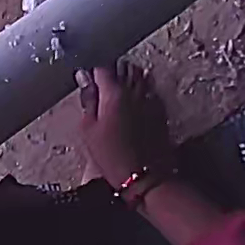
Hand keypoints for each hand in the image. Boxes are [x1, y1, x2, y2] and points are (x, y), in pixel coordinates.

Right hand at [76, 62, 171, 188]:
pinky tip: (132, 107)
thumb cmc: (111, 155)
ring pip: (139, 76)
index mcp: (114, 93)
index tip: (88, 82)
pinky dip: (140, 92)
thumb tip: (83, 76)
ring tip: (117, 96)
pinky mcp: (161, 109)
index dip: (92, 73)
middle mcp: (135, 90)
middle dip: (112, 73)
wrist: (143, 176)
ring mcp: (151, 98)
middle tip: (101, 89)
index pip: (102, 67)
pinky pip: (149, 90)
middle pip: (123, 67)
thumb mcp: (88, 129)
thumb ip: (87, 98)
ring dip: (127, 80)